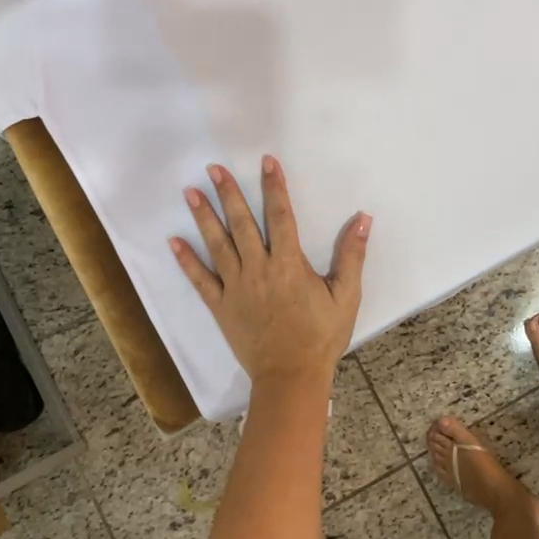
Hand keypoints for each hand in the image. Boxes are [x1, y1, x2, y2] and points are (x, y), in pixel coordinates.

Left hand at [169, 157, 371, 394]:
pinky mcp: (221, 307)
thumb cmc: (322, 336)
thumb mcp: (346, 296)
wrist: (291, 376)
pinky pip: (200, 280)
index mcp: (289, 264)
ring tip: (191, 192)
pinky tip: (174, 242)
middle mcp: (259, 269)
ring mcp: (236, 288)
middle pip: (242, 224)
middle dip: (229, 193)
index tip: (267, 162)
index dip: (274, 187)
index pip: (281, 216)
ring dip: (204, 217)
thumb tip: (363, 220)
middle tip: (215, 168)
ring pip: (218, 245)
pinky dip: (186, 261)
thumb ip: (352, 256)